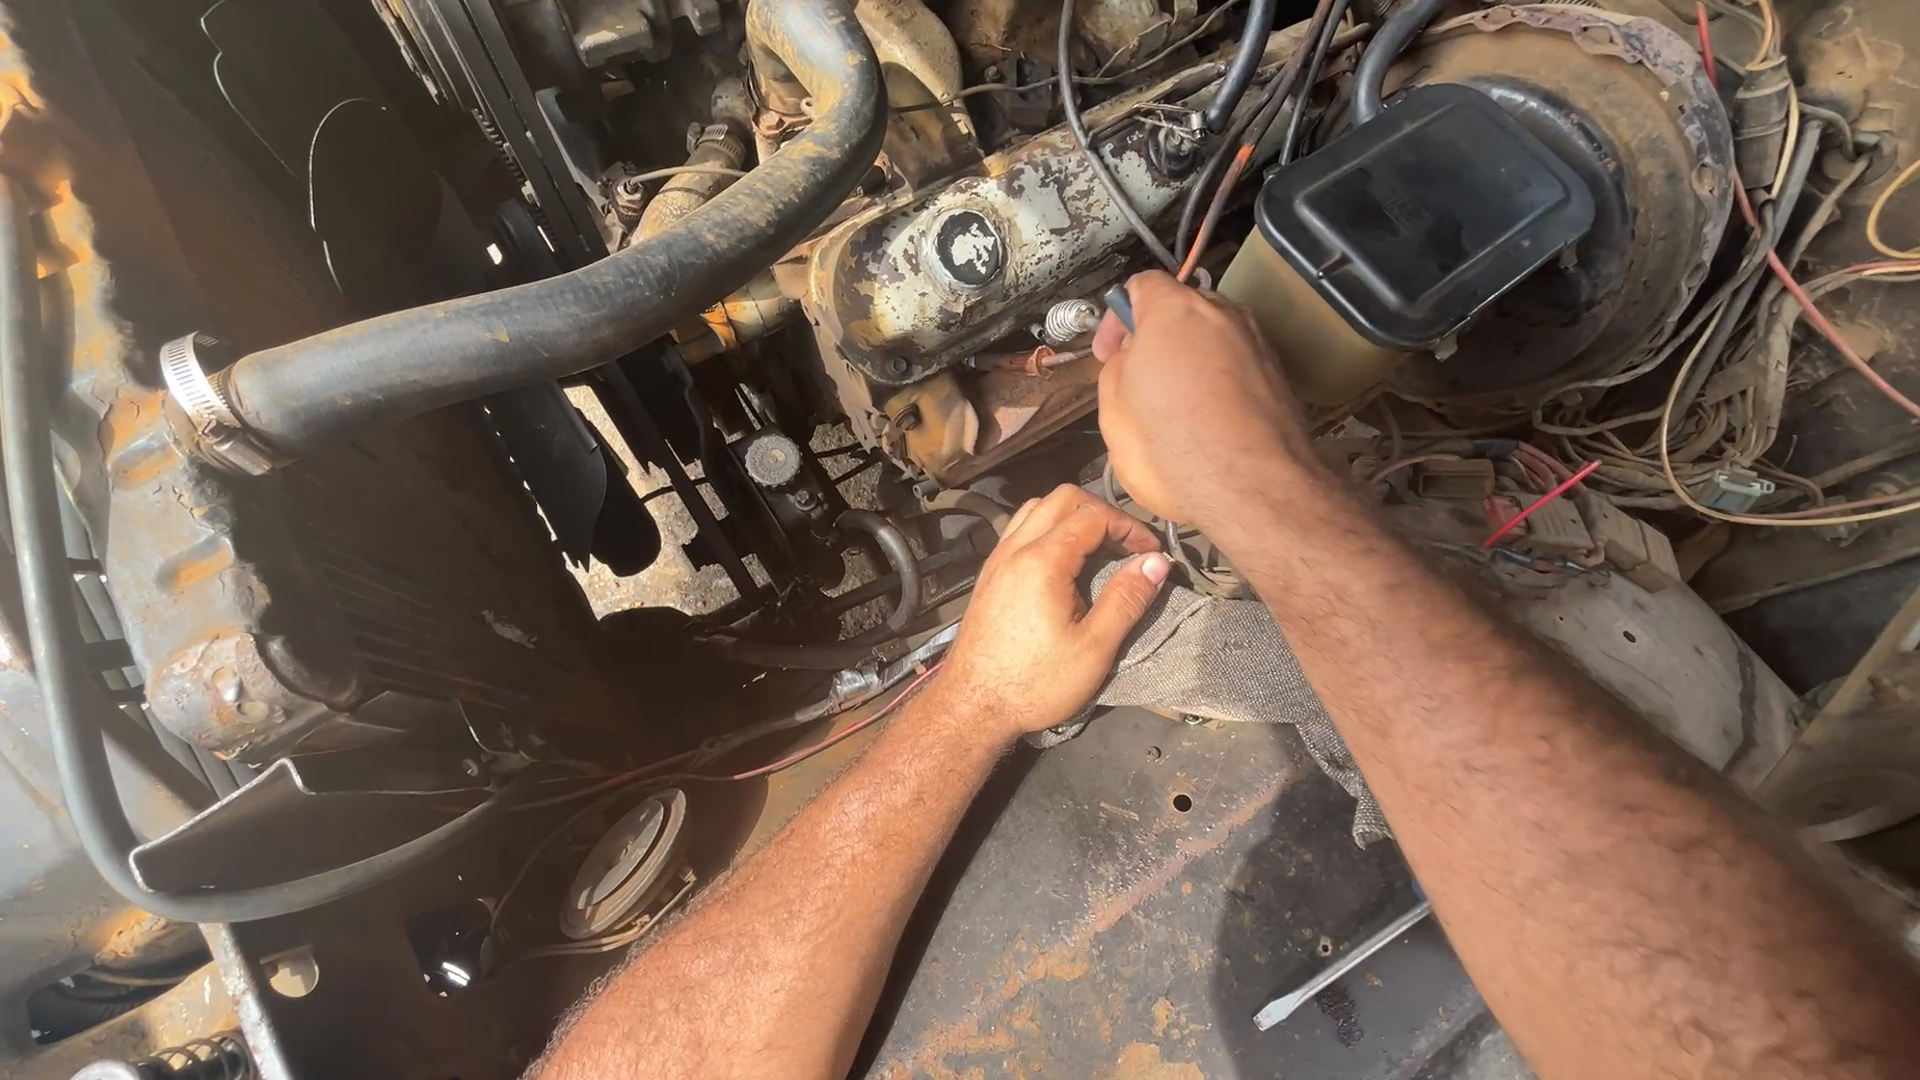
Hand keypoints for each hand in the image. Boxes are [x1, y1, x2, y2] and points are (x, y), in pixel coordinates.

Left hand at [930, 486, 1170, 741]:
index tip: (1150, 552)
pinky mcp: (989, 575)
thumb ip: (1126, 599)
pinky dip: (1048, 529)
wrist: (972, 705)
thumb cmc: (1033, 684)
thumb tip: (1156, 562)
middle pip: (1063, 498)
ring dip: (1072, 516)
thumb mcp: (1093, 648)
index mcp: (1042, 561)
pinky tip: (1065, 562)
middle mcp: (1015, 549)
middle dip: (1102, 512)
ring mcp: (998, 559)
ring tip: (1098, 549)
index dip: (1129, 526)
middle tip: (1126, 544)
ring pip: (1037, 508)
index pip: (1093, 514)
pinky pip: (1020, 529)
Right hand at [1094, 271, 1318, 532]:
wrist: (1249, 487)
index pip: (1142, 285)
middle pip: (1181, 311)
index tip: (1108, 351)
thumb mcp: (1112, 410)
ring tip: (1173, 409)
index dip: (1116, 318)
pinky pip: (1236, 368)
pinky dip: (1217, 386)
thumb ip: (1118, 369)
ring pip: (1212, 341)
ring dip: (1189, 363)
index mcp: (1173, 312)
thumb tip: (1130, 361)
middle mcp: (1222, 316)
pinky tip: (1205, 424)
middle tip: (1138, 379)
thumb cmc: (1175, 448)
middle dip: (1157, 340)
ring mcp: (1256, 344)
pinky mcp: (1278, 376)